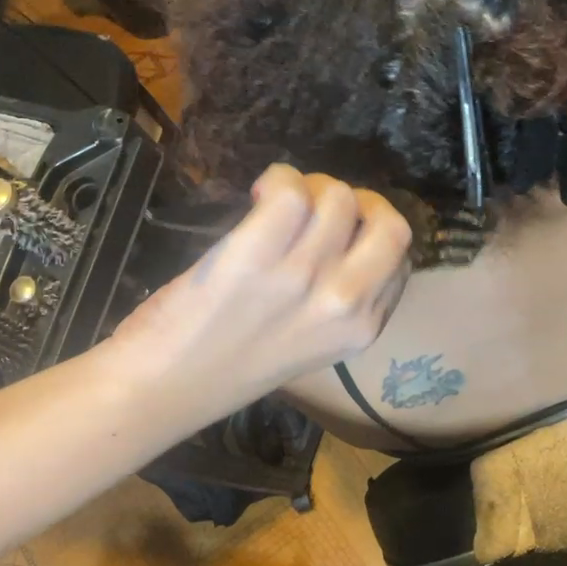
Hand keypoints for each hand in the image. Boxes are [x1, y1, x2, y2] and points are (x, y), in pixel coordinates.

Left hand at [109, 165, 413, 400]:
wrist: (166, 386)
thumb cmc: (233, 367)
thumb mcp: (314, 344)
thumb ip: (342, 302)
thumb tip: (345, 238)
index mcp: (364, 330)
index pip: (400, 260)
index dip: (370, 233)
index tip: (337, 233)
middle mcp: (346, 305)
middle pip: (391, 225)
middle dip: (360, 202)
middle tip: (319, 209)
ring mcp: (303, 279)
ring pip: (339, 198)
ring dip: (309, 185)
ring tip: (274, 203)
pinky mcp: (256, 256)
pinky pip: (291, 191)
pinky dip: (278, 179)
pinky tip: (257, 195)